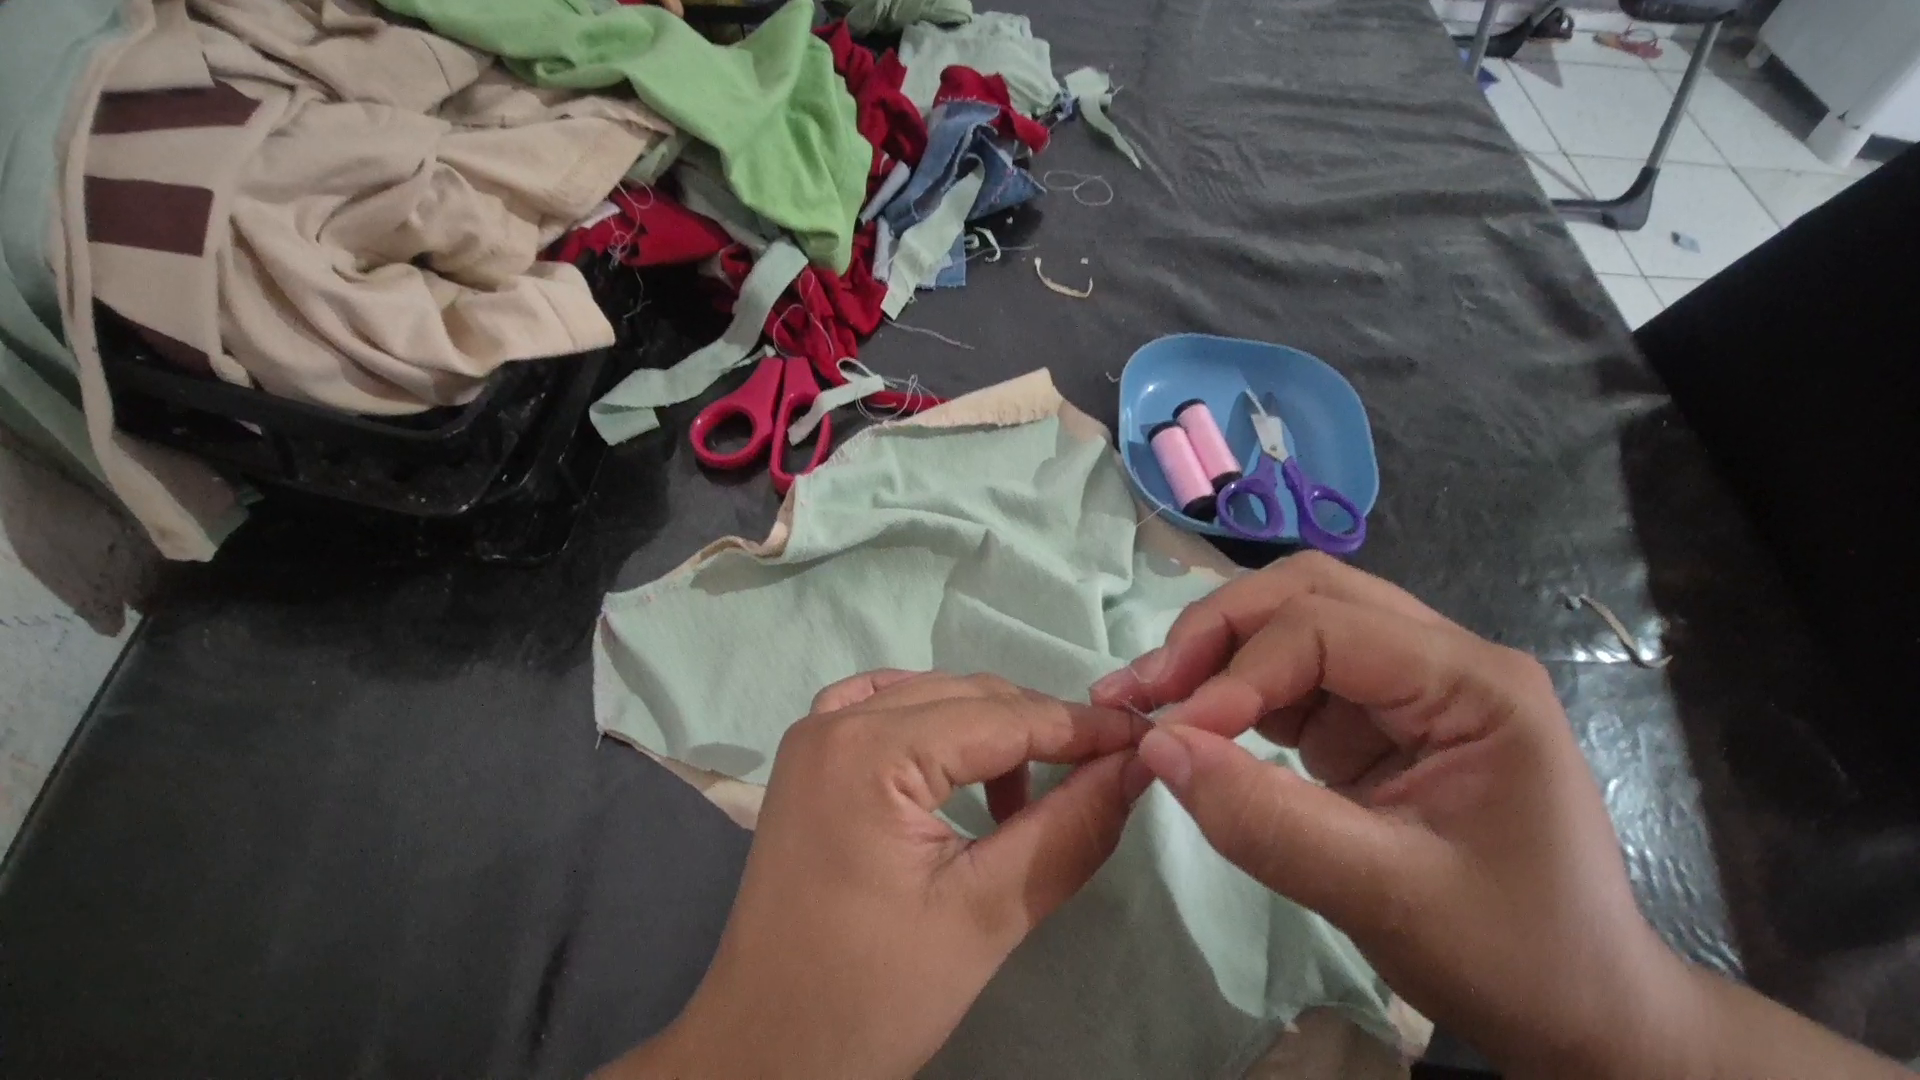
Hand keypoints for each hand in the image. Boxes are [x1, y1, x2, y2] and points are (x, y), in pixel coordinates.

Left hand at [602, 673, 1149, 1079]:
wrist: (763, 1050)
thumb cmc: (872, 995)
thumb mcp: (986, 915)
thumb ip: (1069, 830)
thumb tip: (1136, 764)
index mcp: (870, 749)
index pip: (1004, 717)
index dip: (1082, 727)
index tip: (1146, 740)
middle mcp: (836, 719)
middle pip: (969, 697)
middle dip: (1042, 728)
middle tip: (1106, 770)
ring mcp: (815, 734)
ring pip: (933, 698)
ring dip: (992, 730)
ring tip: (1027, 797)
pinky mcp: (810, 759)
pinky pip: (889, 710)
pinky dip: (938, 726)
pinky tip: (962, 765)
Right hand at [1091, 554, 1691, 1077]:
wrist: (1582, 1012)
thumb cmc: (1511, 955)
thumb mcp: (1386, 897)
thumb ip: (1267, 820)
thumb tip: (1156, 748)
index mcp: (1474, 683)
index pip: (1327, 629)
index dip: (1236, 673)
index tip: (1169, 736)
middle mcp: (1442, 659)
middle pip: (1308, 593)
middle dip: (1216, 631)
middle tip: (1146, 688)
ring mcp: (1408, 683)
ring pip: (1293, 620)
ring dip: (1216, 653)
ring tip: (1155, 701)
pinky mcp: (1376, 716)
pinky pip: (1292, 674)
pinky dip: (1234, 690)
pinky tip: (1200, 725)